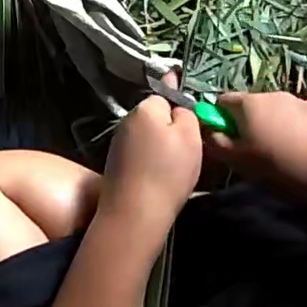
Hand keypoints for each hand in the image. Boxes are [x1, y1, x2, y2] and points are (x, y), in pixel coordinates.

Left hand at [99, 88, 203, 235]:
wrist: (135, 212)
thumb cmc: (168, 170)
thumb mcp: (190, 136)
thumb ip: (186, 113)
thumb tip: (177, 107)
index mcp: (145, 108)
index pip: (165, 95)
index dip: (180, 108)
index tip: (191, 123)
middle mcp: (127, 120)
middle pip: (154, 117)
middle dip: (169, 128)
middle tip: (187, 150)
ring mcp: (117, 142)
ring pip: (146, 136)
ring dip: (159, 146)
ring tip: (174, 168)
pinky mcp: (114, 163)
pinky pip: (138, 154)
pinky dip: (148, 162)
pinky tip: (158, 177)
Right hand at [204, 91, 306, 204]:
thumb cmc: (285, 167)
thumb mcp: (241, 161)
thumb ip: (217, 143)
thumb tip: (207, 131)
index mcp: (250, 102)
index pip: (221, 100)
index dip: (218, 121)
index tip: (227, 144)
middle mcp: (274, 94)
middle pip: (248, 107)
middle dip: (245, 127)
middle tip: (252, 156)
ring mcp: (300, 102)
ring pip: (273, 115)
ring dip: (269, 132)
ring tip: (280, 160)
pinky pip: (295, 121)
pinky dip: (292, 135)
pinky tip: (302, 157)